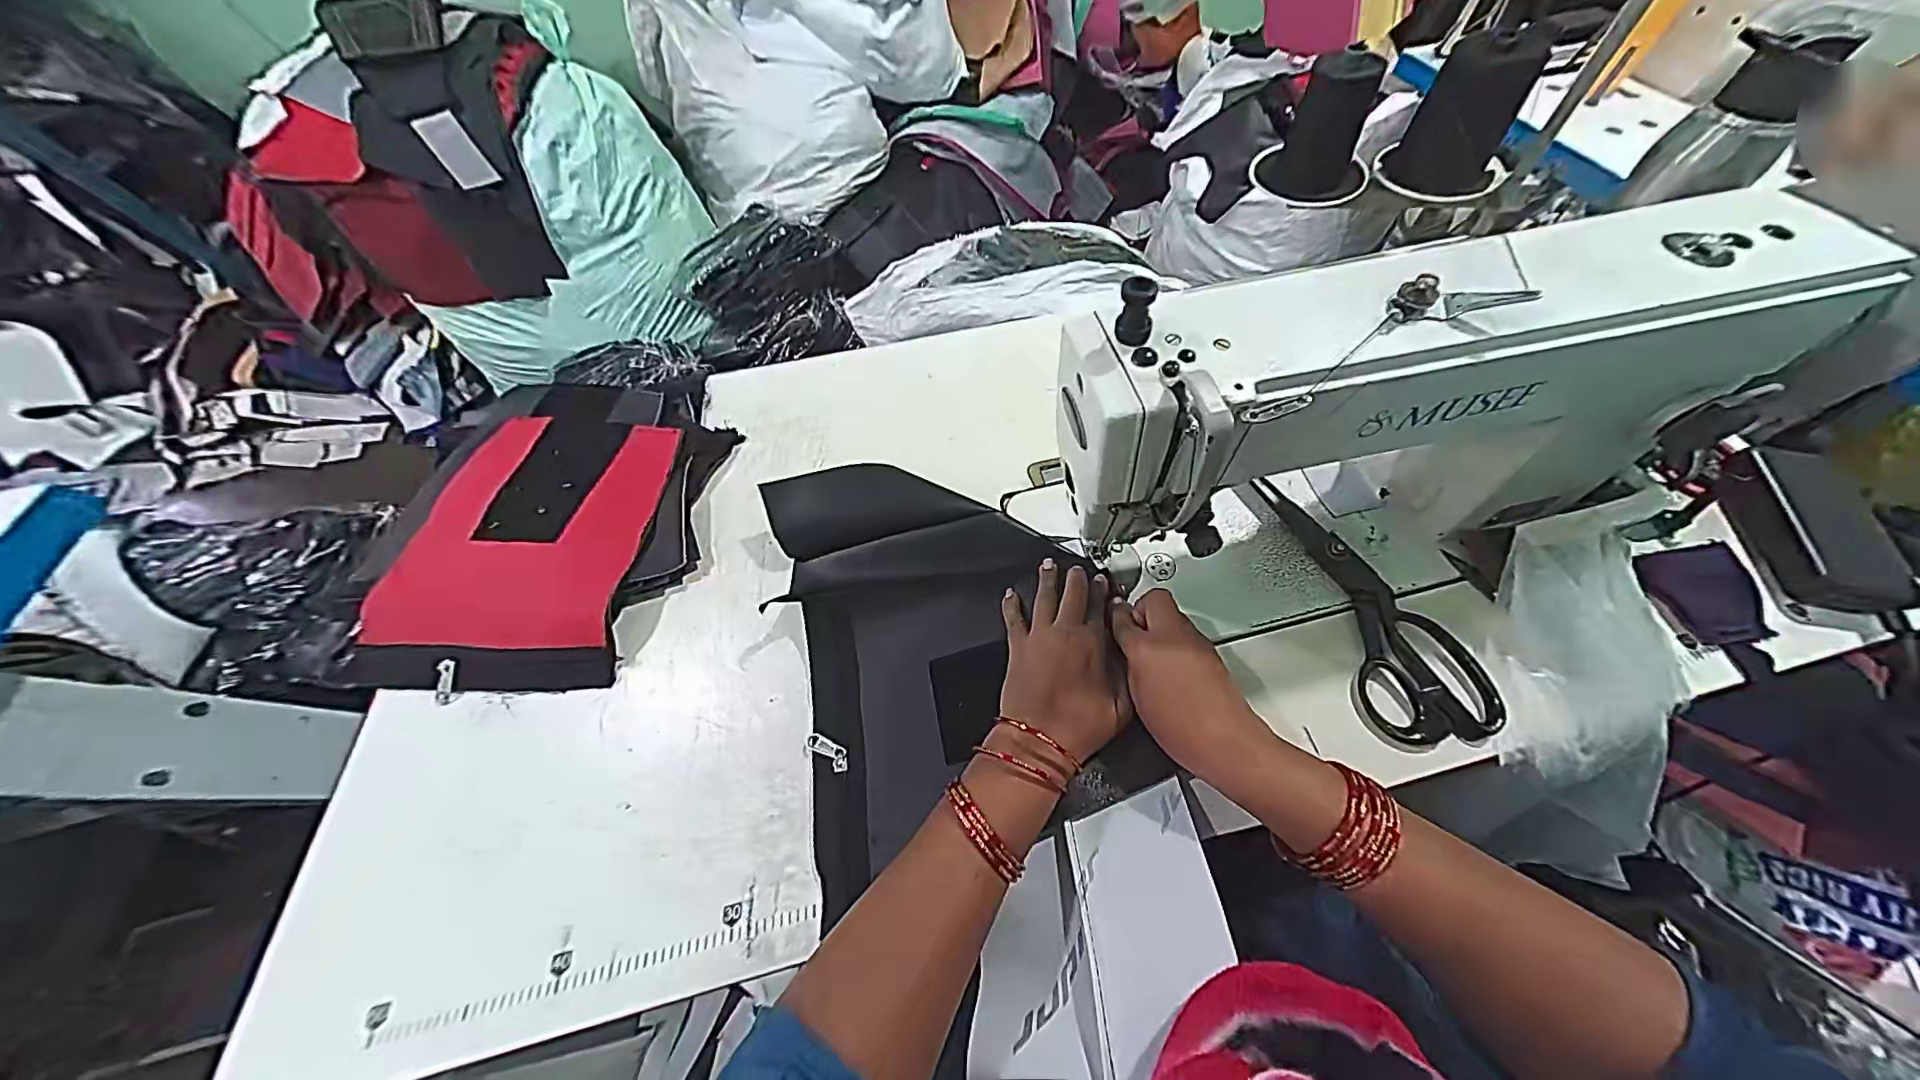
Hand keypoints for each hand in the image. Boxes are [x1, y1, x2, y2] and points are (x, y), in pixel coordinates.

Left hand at [999, 561, 1132, 764]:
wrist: (1039, 740)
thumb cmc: (1078, 727)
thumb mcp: (1121, 706)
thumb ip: (1128, 676)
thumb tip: (1132, 661)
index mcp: (1093, 643)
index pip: (1101, 608)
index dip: (1104, 593)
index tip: (1105, 583)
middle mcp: (1065, 633)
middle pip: (1073, 595)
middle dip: (1077, 579)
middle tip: (1079, 569)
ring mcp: (1039, 637)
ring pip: (1044, 598)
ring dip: (1048, 580)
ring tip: (1049, 566)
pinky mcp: (1018, 648)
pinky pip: (1014, 618)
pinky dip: (1012, 604)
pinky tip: (1011, 595)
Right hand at [1109, 589, 1276, 784]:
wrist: (1225, 742)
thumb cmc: (1184, 728)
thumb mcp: (1138, 696)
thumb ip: (1128, 663)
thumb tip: (1125, 647)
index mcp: (1148, 646)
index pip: (1124, 614)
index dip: (1116, 617)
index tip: (1113, 621)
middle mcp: (1176, 636)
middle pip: (1155, 601)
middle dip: (1141, 612)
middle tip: (1133, 632)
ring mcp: (1197, 642)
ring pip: (1172, 617)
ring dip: (1160, 630)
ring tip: (1152, 656)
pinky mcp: (1211, 653)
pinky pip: (1186, 636)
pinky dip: (1175, 644)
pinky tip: (1171, 670)